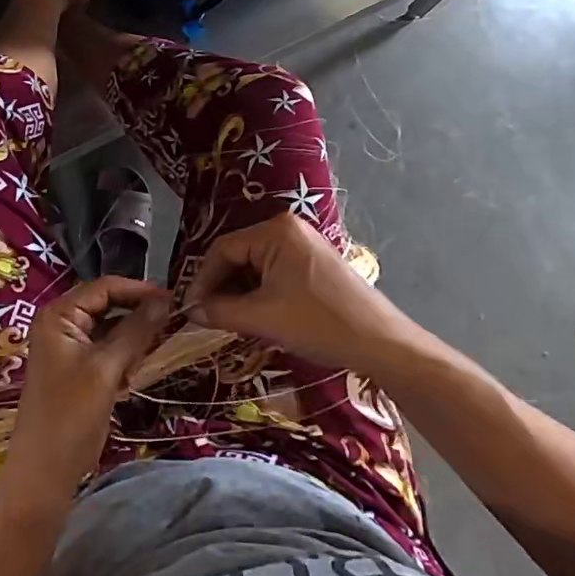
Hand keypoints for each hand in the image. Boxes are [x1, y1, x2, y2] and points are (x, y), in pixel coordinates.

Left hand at [7, 277, 169, 487]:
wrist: (45, 467)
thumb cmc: (72, 414)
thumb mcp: (107, 369)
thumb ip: (136, 331)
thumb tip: (165, 300)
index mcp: (58, 314)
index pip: (103, 287)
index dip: (139, 290)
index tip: (175, 299)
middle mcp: (58, 321)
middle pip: (106, 305)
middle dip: (134, 318)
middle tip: (168, 330)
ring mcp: (65, 344)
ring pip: (108, 328)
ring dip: (128, 342)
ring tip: (142, 362)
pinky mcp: (73, 366)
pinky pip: (104, 349)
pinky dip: (120, 359)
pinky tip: (127, 379)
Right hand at [188, 213, 422, 375]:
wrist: (385, 346)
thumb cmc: (320, 324)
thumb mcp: (262, 318)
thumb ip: (219, 311)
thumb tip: (189, 312)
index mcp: (275, 231)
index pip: (222, 249)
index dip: (202, 280)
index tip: (191, 308)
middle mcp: (288, 229)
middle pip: (238, 255)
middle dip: (221, 287)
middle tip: (208, 315)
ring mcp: (304, 245)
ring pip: (255, 266)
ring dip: (239, 292)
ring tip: (230, 319)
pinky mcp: (314, 264)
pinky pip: (273, 273)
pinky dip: (259, 293)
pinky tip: (255, 315)